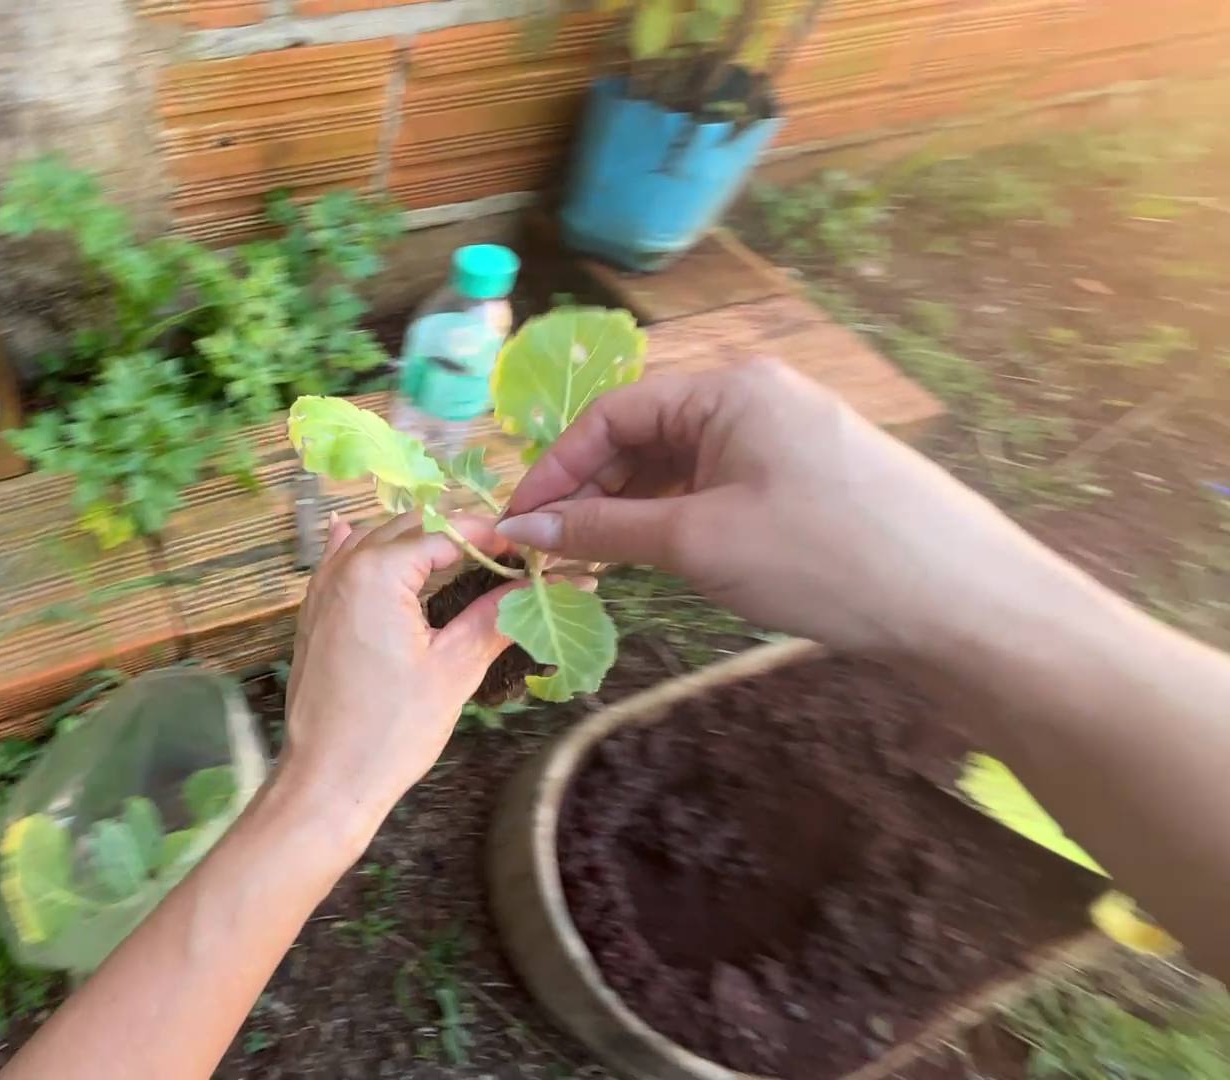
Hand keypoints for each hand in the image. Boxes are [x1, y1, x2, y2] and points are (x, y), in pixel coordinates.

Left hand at [280, 512, 515, 820]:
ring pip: (374, 538)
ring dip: (415, 538)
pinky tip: (362, 534)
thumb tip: (547, 585)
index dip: (493, 536)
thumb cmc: (391, 730)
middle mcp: (344, 567)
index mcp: (377, 571)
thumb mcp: (455, 668)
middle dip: (458, 533)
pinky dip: (362, 547)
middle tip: (505, 556)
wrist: (327, 778)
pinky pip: (339, 560)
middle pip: (410, 526)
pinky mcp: (314, 611)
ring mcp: (322, 587)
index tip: (529, 551)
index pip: (447, 531)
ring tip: (461, 551)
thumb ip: (498, 615)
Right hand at [496, 357, 1070, 657]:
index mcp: (727, 389)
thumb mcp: (693, 541)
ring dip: (621, 506)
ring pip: (668, 463)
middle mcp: (749, 397)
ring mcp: (775, 436)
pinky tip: (643, 550)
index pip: (611, 415)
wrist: (969, 610)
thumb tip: (522, 527)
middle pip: (638, 436)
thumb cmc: (821, 557)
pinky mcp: (793, 474)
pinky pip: (703, 484)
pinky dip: (663, 516)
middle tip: (548, 543)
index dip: (554, 467)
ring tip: (588, 553)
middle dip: (586, 489)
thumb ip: (598, 528)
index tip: (518, 517)